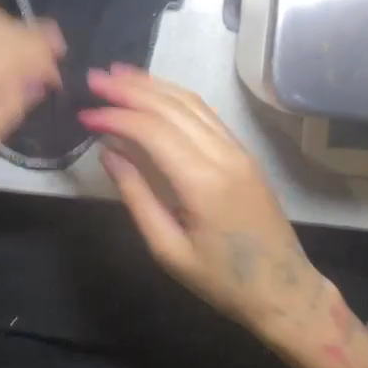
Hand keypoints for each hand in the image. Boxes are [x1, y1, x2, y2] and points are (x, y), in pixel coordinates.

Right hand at [80, 65, 320, 321]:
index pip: (152, 131)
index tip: (83, 115)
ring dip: (152, 85)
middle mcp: (223, 155)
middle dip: (129, 89)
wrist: (284, 292)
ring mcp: (237, 151)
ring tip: (117, 74)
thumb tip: (109, 153)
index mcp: (203, 182)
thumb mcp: (168, 250)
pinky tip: (153, 92)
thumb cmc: (221, 281)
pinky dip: (174, 96)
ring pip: (191, 103)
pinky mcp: (242, 154)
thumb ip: (137, 197)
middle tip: (93, 78)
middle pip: (171, 107)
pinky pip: (205, 113)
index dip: (115, 117)